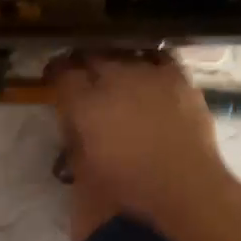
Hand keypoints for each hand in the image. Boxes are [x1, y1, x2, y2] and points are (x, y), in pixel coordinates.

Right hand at [51, 53, 237, 223]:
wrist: (185, 187)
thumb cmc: (129, 187)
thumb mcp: (85, 172)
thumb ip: (73, 142)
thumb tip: (73, 126)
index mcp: (85, 103)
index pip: (62, 72)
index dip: (56, 74)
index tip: (55, 80)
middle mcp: (114, 79)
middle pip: (91, 56)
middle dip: (84, 65)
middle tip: (84, 79)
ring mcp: (148, 74)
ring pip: (123, 53)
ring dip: (115, 62)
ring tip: (117, 75)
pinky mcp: (178, 78)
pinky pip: (159, 57)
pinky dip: (149, 62)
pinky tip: (150, 74)